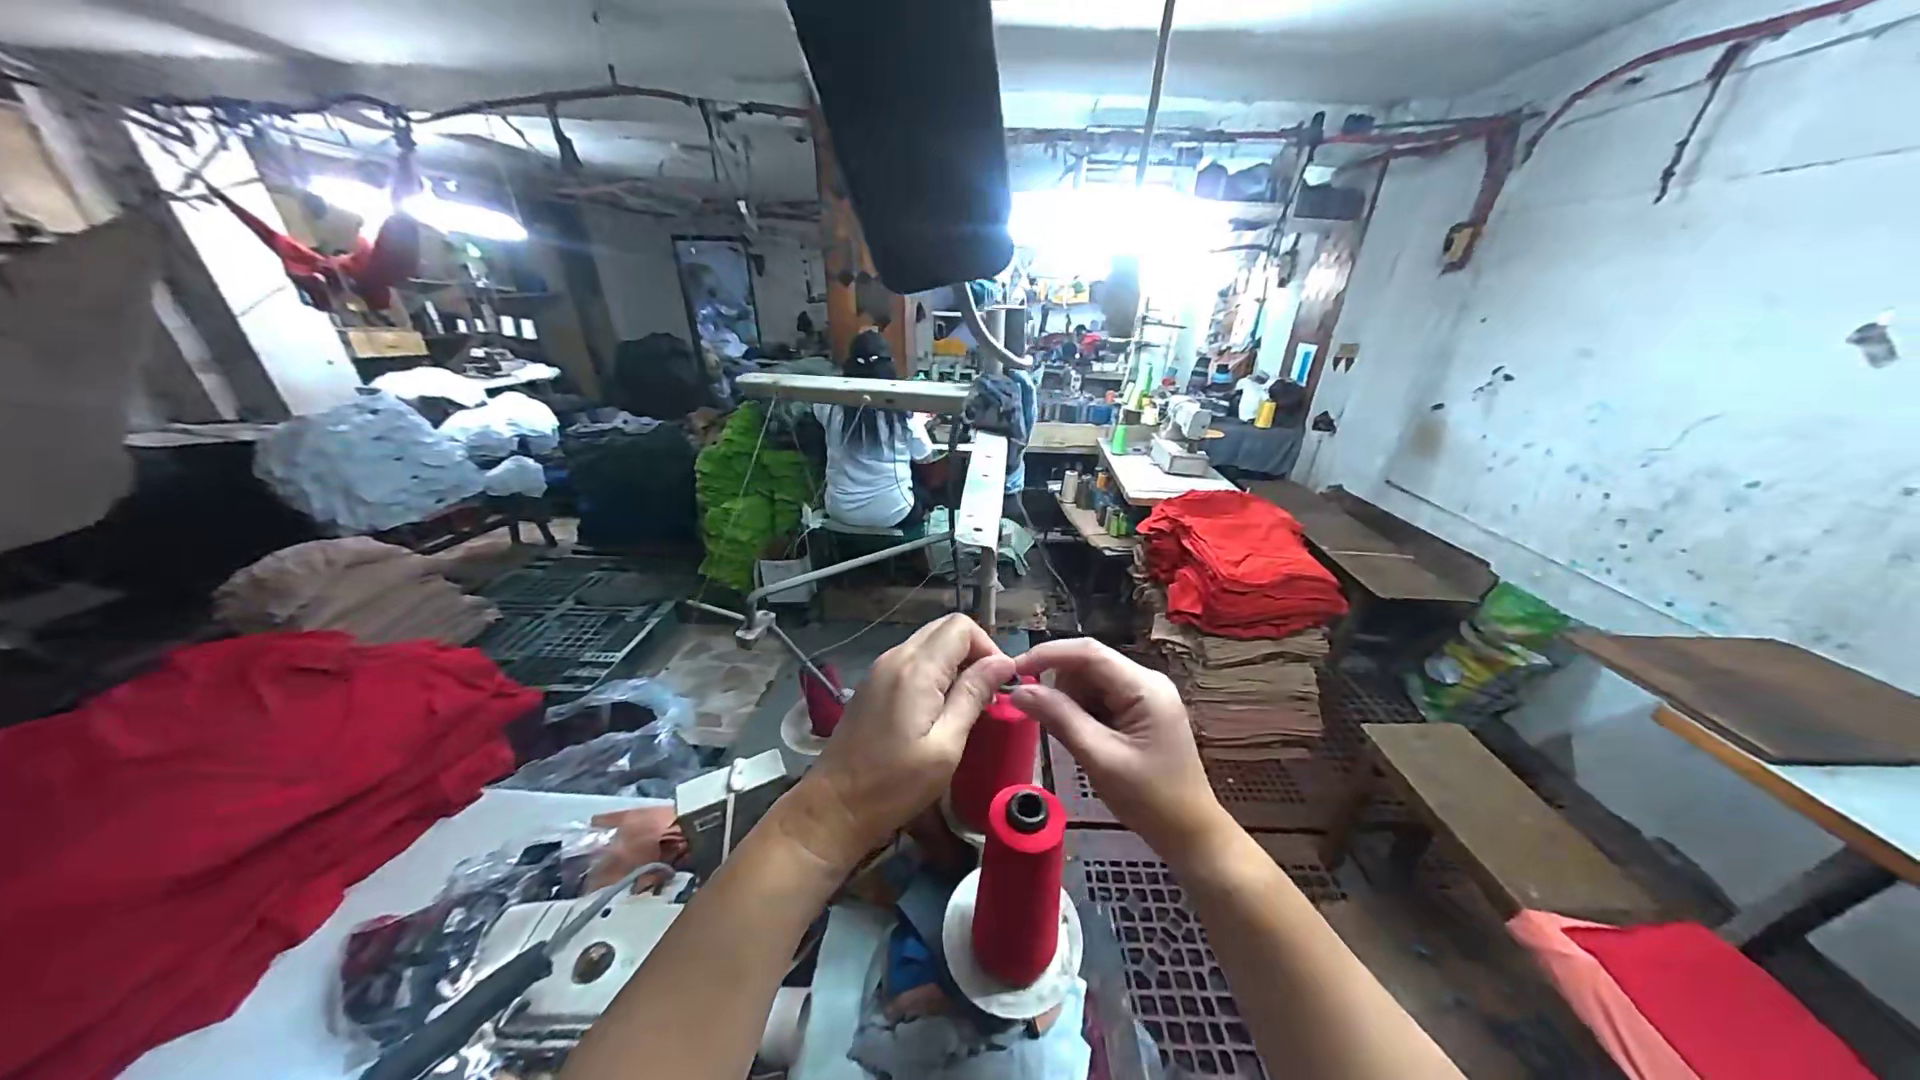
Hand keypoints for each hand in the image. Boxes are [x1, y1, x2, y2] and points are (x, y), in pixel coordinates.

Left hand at [784, 614, 1015, 869]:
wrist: (835, 806)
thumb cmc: (894, 784)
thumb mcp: (946, 746)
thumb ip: (973, 696)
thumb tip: (1003, 663)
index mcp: (916, 669)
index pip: (961, 626)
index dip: (988, 647)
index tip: (999, 683)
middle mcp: (895, 657)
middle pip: (943, 629)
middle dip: (973, 652)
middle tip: (986, 693)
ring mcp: (880, 669)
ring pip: (928, 643)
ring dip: (953, 663)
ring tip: (967, 703)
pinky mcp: (873, 684)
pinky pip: (912, 661)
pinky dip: (933, 672)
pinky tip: (939, 708)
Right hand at [1011, 639, 1226, 854]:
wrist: (1190, 834)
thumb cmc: (1150, 799)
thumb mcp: (1099, 758)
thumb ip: (1059, 718)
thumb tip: (1018, 691)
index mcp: (1144, 686)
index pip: (1088, 652)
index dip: (1047, 655)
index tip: (1013, 671)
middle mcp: (1146, 680)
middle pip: (1088, 664)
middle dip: (1061, 687)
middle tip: (1049, 723)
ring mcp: (1145, 695)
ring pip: (1090, 681)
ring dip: (1071, 704)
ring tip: (1079, 742)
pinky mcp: (1140, 710)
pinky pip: (1100, 697)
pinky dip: (1083, 714)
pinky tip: (1088, 741)